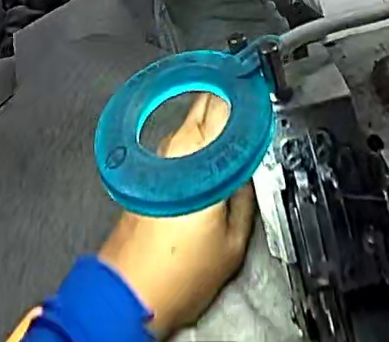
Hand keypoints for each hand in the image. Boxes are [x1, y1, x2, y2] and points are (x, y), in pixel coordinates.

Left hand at [97, 94, 253, 337]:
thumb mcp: (233, 242)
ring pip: (194, 117)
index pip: (227, 101)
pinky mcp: (149, 169)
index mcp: (203, 155)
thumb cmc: (176, 276)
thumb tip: (252, 171)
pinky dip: (199, 137)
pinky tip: (210, 155)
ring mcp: (160, 155)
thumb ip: (247, 196)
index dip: (248, 91)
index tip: (262, 91)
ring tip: (235, 130)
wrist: (126, 297)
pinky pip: (182, 139)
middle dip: (231, 94)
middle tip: (252, 104)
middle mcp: (178, 145)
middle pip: (208, 98)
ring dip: (215, 117)